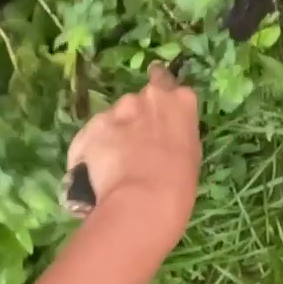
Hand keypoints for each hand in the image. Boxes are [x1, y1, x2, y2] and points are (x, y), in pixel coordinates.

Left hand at [64, 65, 199, 240]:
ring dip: (114, 133)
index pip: (168, 83)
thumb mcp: (190, 151)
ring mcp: (118, 109)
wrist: (144, 200)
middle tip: (136, 146)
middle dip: (136, 117)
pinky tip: (97, 173)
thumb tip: (163, 138)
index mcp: (182, 101)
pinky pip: (91, 136)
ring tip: (114, 164)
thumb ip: (175, 133)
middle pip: (139, 100)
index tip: (156, 113)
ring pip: (114, 117)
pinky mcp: (92, 126)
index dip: (160, 99)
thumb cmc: (179, 183)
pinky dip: (93, 150)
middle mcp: (149, 97)